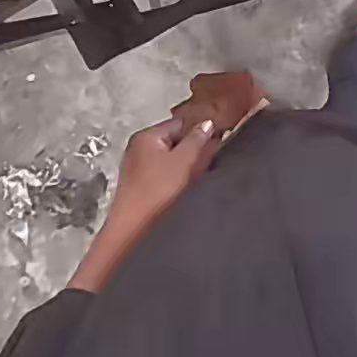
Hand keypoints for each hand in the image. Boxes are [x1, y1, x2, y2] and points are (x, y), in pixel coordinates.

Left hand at [68, 117, 216, 291]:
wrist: (136, 232)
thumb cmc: (158, 192)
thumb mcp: (185, 160)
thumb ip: (198, 139)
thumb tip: (207, 124)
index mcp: (145, 137)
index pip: (178, 123)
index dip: (200, 129)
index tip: (220, 137)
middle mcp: (138, 151)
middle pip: (174, 143)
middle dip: (195, 150)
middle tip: (215, 158)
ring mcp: (138, 173)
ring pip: (171, 163)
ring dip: (188, 168)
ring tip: (204, 177)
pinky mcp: (142, 192)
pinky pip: (166, 180)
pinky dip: (179, 182)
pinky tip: (190, 191)